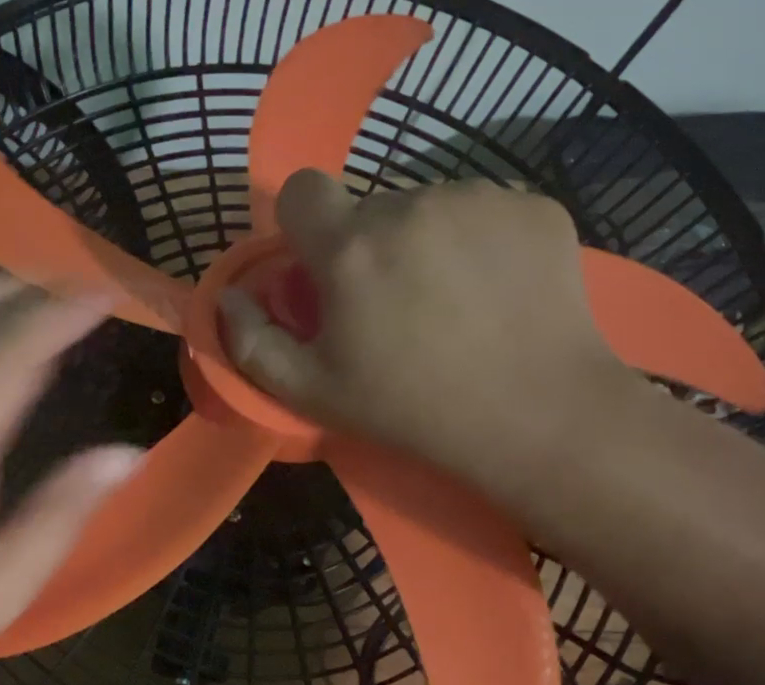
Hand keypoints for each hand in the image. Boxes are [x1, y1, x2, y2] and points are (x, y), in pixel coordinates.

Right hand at [219, 170, 628, 486]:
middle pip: (370, 207)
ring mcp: (480, 198)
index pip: (303, 189)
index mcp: (350, 246)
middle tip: (393, 311)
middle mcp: (411, 203)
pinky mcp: (535, 207)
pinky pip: (485, 212)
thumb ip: (252, 343)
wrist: (535, 415)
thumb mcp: (311, 394)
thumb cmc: (409, 410)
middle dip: (368, 247)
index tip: (322, 273)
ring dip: (424, 243)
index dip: (303, 228)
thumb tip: (230, 298)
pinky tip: (495, 295)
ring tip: (451, 306)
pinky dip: (480, 244)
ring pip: (429, 207)